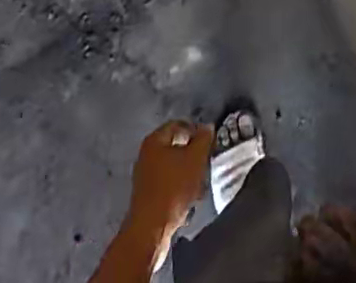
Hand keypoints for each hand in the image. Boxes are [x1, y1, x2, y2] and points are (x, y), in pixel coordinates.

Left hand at [127, 119, 212, 236]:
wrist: (151, 230)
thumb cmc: (173, 188)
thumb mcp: (195, 158)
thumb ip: (204, 139)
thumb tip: (207, 127)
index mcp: (154, 140)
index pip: (178, 124)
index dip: (196, 130)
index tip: (210, 141)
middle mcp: (146, 155)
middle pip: (176, 147)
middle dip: (194, 155)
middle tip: (206, 162)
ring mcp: (145, 177)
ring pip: (174, 168)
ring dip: (189, 174)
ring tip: (201, 185)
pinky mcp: (147, 197)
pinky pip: (168, 185)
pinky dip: (180, 189)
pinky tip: (190, 200)